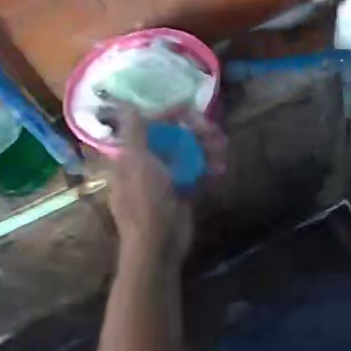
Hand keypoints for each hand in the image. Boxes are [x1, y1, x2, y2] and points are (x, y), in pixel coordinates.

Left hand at [104, 108, 222, 269]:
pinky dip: (208, 168)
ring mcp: (166, 179)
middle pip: (173, 138)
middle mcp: (147, 164)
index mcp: (131, 155)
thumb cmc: (145, 202)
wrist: (157, 246)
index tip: (194, 113)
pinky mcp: (182, 193)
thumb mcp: (136, 162)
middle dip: (195, 132)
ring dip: (206, 148)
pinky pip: (196, 173)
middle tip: (216, 133)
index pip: (152, 125)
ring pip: (188, 154)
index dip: (172, 116)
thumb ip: (135, 132)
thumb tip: (127, 104)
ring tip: (223, 149)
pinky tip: (220, 168)